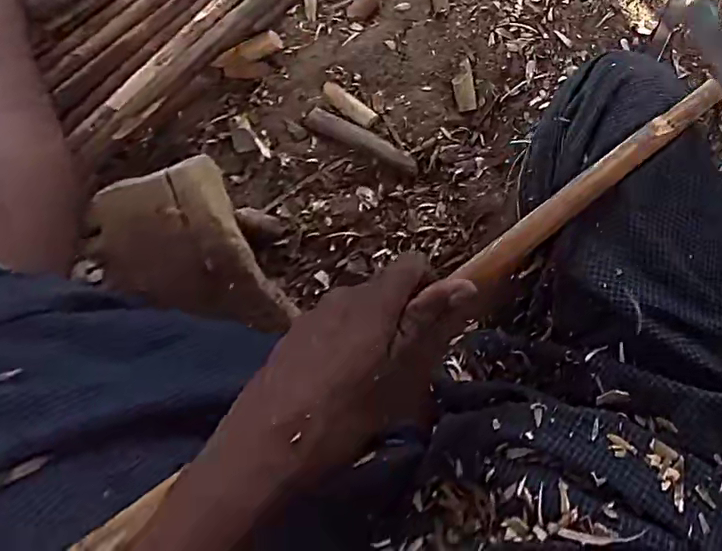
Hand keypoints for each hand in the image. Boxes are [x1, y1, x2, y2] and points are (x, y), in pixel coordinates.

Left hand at [196, 254, 481, 495]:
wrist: (254, 459)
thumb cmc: (342, 411)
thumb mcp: (399, 367)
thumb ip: (428, 319)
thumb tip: (467, 282)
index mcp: (374, 298)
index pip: (413, 262)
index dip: (429, 284)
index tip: (430, 321)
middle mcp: (341, 296)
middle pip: (383, 286)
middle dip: (399, 310)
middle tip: (401, 354)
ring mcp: (308, 318)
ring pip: (355, 308)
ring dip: (368, 328)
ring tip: (365, 373)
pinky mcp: (285, 342)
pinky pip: (327, 328)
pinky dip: (340, 343)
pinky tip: (330, 383)